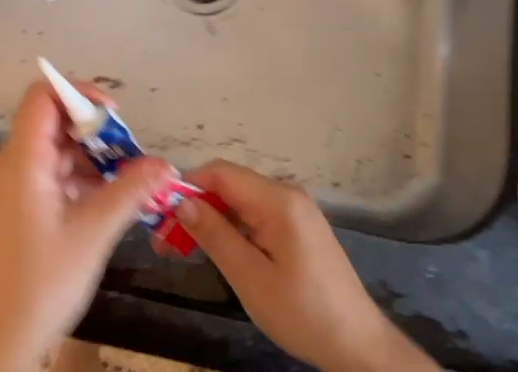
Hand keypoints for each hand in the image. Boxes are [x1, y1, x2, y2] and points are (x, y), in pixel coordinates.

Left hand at [0, 82, 174, 371]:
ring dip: (92, 160)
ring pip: (56, 151)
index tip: (115, 116)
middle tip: (131, 157)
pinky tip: (108, 204)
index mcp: (22, 158)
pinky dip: (80, 181)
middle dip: (96, 132)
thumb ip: (130, 191)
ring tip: (128, 184)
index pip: (44, 96)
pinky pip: (52, 176)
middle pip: (53, 122)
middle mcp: (12, 163)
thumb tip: (164, 164)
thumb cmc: (41, 281)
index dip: (80, 94)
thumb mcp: (93, 232)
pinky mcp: (18, 208)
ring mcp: (13, 186)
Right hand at [174, 161, 439, 371]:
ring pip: (240, 201)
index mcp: (277, 200)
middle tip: (166, 243)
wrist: (357, 344)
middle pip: (229, 185)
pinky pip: (256, 215)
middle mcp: (287, 194)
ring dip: (211, 219)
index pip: (220, 172)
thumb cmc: (302, 311)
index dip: (186, 186)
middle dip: (195, 206)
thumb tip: (181, 201)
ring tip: (185, 250)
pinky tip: (220, 252)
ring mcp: (295, 210)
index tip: (160, 215)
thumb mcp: (250, 277)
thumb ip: (215, 234)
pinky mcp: (298, 228)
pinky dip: (232, 228)